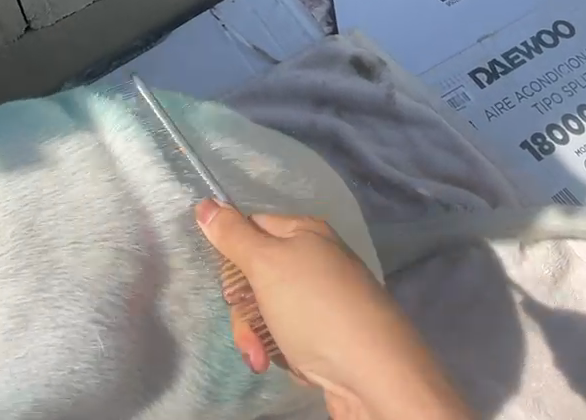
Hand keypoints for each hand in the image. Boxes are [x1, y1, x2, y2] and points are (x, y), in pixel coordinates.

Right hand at [195, 200, 471, 419]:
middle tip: (251, 335)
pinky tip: (295, 367)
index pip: (250, 227)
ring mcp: (328, 300)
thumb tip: (204, 203)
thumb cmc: (317, 311)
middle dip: (245, 308)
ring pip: (270, 308)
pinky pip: (292, 335)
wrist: (381, 382)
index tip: (231, 286)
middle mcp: (318, 259)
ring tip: (266, 360)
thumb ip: (232, 234)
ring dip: (260, 335)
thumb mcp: (266, 264)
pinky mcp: (335, 338)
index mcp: (305, 231)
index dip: (233, 256)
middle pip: (256, 273)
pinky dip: (285, 351)